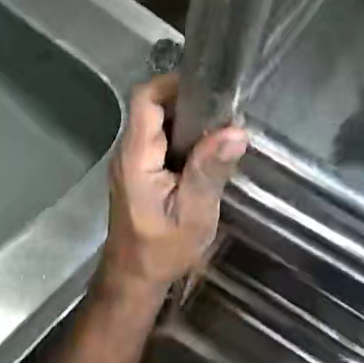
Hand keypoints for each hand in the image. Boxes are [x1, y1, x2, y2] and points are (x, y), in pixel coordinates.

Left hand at [100, 73, 247, 294]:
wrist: (134, 277)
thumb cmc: (162, 249)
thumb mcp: (193, 213)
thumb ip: (210, 170)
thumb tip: (235, 131)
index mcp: (136, 156)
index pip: (144, 99)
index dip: (172, 84)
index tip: (208, 89)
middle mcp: (128, 151)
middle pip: (151, 106)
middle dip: (188, 103)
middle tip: (224, 113)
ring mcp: (131, 160)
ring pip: (156, 122)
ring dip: (187, 121)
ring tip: (220, 130)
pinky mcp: (138, 170)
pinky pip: (159, 140)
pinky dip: (183, 138)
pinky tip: (206, 152)